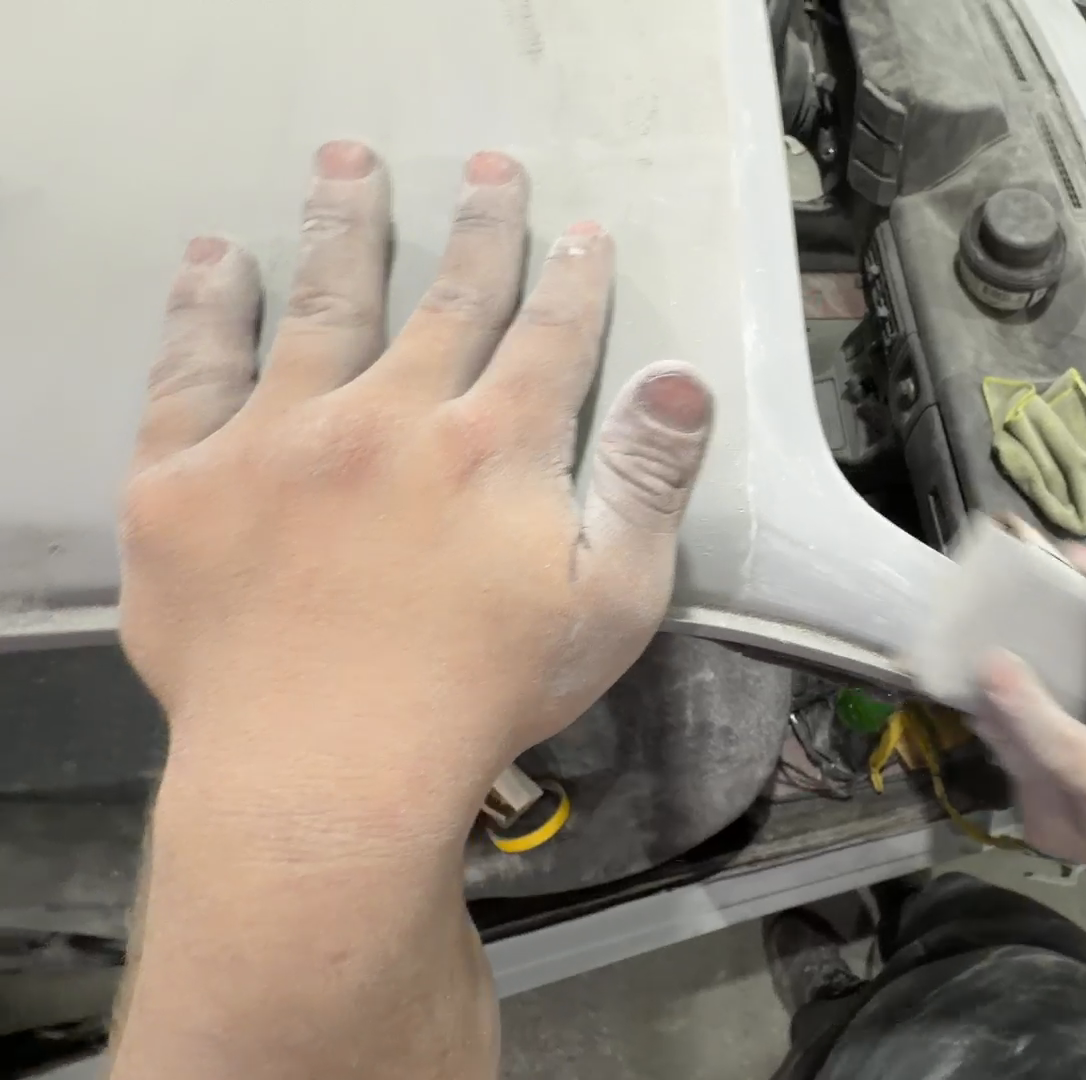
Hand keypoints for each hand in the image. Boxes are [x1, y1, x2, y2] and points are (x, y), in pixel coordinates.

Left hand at [119, 141, 711, 842]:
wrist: (331, 770)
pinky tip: (219, 261)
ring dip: (344, 231)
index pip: (551, 336)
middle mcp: (393, 417)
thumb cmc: (500, 683)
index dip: (575, 279)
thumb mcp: (618, 594)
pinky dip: (207, 309)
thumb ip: (650, 479)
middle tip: (488, 166)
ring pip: (321, 309)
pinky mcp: (187, 480)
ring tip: (349, 166)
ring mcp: (280, 439)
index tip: (582, 230)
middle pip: (446, 301)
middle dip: (476, 231)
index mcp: (500, 447)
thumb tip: (682, 380)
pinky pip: (192, 371)